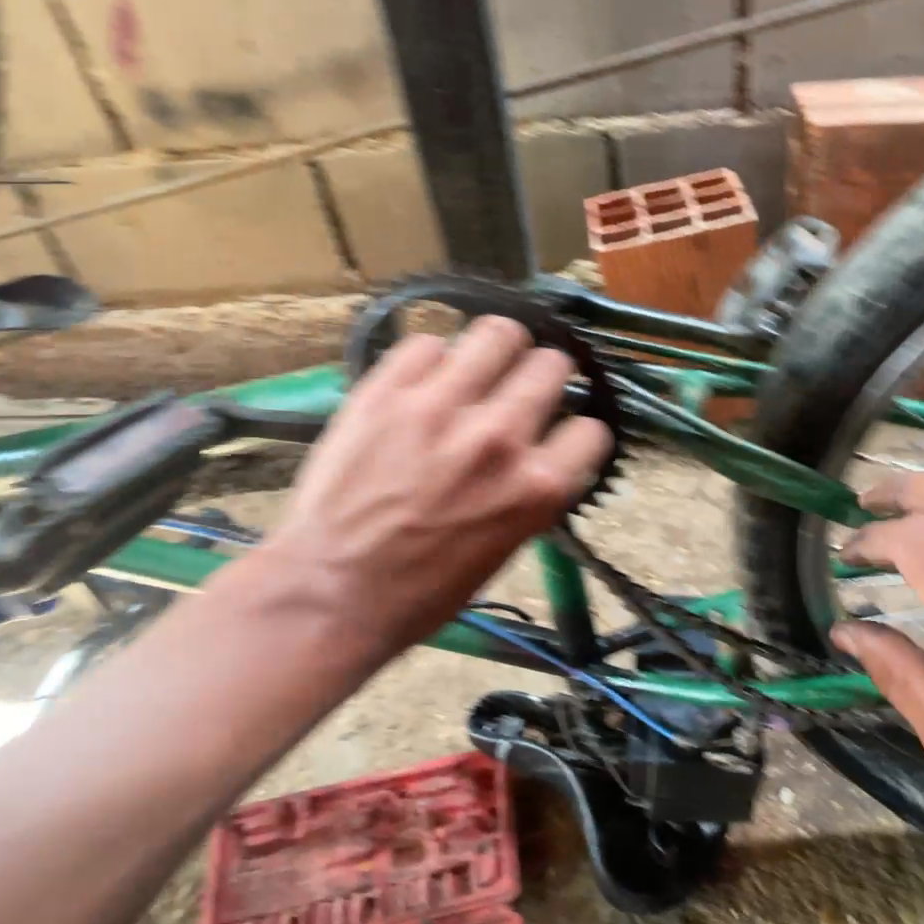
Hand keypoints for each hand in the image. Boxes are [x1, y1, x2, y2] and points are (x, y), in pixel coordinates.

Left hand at [264, 316, 610, 656]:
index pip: (591, 429)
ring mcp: (441, 407)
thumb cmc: (425, 589)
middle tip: (526, 387)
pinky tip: (426, 382)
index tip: (562, 436)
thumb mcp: (506, 548)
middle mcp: (500, 437)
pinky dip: (433, 359)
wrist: (333, 590)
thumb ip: (530, 493)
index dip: (578, 433)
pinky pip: (428, 343)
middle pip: (552, 364)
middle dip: (547, 375)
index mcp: (537, 487)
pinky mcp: (386, 391)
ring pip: (497, 332)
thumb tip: (541, 455)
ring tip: (484, 364)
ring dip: (499, 348)